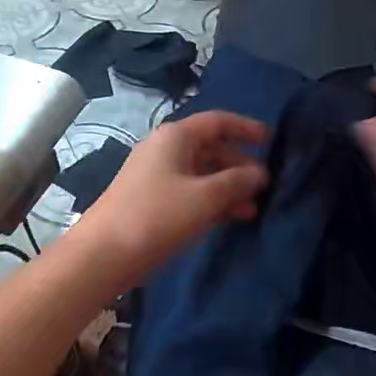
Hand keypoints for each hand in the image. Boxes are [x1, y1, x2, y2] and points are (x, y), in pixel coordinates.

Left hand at [73, 111, 269, 284]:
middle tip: (266, 184)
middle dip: (240, 164)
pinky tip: (232, 217)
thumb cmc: (157, 216)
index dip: (246, 128)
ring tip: (255, 206)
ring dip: (229, 187)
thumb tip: (260, 173)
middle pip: (211, 148)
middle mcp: (165, 150)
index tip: (272, 140)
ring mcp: (157, 177)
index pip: (217, 121)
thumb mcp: (204, 197)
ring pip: (202, 174)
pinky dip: (212, 201)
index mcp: (175, 137)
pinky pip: (191, 193)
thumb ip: (237, 182)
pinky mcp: (153, 202)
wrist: (104, 254)